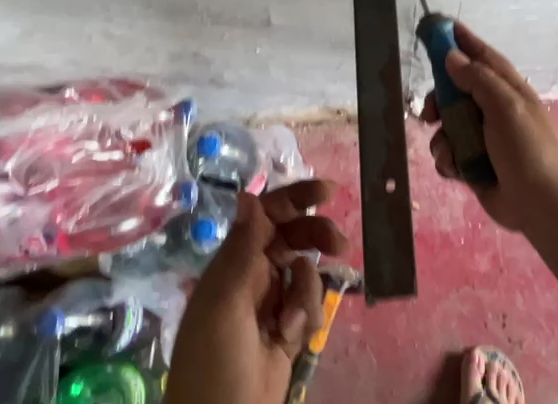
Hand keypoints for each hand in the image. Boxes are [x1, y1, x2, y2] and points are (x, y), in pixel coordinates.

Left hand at [165, 181, 349, 403]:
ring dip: (308, 292)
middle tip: (341, 246)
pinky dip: (309, 316)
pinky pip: (309, 307)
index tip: (329, 192)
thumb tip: (248, 194)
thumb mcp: (225, 306)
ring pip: (305, 274)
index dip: (295, 199)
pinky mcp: (286, 332)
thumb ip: (241, 250)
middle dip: (316, 239)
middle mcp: (251, 277)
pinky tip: (294, 339)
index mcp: (232, 263)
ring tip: (294, 323)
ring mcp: (270, 305)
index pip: (266, 216)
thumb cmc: (216, 364)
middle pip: (292, 239)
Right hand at [425, 22, 557, 232]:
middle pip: (456, 90)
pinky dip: (448, 159)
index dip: (461, 40)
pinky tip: (454, 169)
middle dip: (439, 99)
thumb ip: (478, 79)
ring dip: (442, 136)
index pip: (482, 56)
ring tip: (447, 151)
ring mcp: (484, 138)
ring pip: (448, 124)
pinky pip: (450, 152)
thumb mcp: (506, 107)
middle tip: (430, 111)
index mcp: (508, 89)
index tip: (437, 26)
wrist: (544, 207)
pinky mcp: (475, 164)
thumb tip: (452, 56)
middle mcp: (494, 109)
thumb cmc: (529, 150)